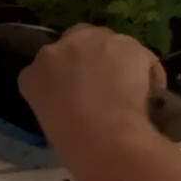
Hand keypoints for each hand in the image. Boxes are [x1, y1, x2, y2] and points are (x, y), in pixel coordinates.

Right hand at [18, 24, 164, 147]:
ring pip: (109, 43)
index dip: (66, 73)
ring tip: (129, 88)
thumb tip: (76, 99)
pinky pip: (138, 54)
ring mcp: (93, 42)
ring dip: (117, 60)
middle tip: (105, 81)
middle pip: (77, 38)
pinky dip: (145, 70)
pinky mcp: (126, 44)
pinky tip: (148, 93)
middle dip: (90, 54)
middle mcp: (57, 48)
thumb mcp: (49, 119)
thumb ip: (57, 98)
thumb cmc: (73, 141)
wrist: (104, 137)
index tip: (77, 90)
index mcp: (32, 74)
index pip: (48, 63)